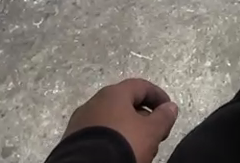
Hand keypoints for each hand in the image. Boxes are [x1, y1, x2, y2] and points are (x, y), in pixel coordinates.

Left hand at [63, 78, 179, 162]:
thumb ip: (163, 117)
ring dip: (125, 130)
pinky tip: (116, 154)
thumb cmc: (122, 145)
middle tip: (154, 134)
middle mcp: (94, 102)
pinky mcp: (69, 142)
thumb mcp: (150, 132)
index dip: (158, 97)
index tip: (168, 112)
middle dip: (142, 117)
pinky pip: (97, 136)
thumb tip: (170, 107)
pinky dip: (110, 140)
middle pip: (124, 104)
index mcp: (114, 93)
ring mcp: (79, 123)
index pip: (141, 86)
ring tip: (136, 148)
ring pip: (109, 121)